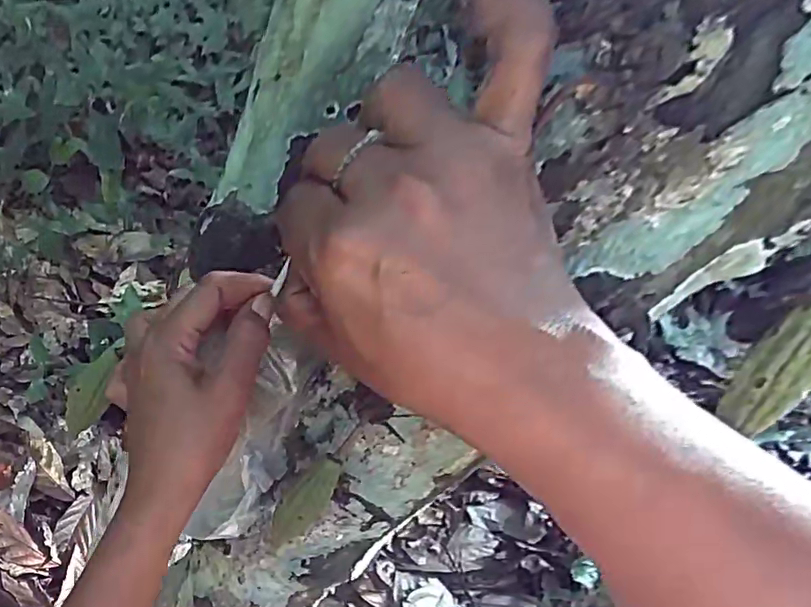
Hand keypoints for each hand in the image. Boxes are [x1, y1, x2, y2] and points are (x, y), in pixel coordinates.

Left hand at [106, 271, 274, 524]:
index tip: (273, 294)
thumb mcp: (230, 389)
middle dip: (222, 298)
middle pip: (182, 301)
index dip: (243, 284)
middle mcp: (140, 345)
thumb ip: (247, 339)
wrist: (160, 488)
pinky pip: (146, 349)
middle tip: (258, 311)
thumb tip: (260, 303)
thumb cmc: (196, 443)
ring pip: (160, 320)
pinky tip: (185, 358)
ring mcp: (131, 366)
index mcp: (163, 340)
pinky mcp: (133, 386)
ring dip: (193, 316)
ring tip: (223, 328)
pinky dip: (169, 342)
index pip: (205, 290)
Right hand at [273, 0, 595, 441]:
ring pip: (391, 93)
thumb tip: (292, 273)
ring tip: (386, 144)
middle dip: (325, 177)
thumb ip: (302, 302)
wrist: (514, 366)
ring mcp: (449, 158)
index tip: (313, 240)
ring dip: (377, 117)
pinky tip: (477, 9)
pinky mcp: (506, 145)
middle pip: (330, 150)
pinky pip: (517, 52)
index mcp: (337, 247)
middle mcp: (384, 191)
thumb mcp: (337, 347)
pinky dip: (504, 19)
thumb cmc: (418, 365)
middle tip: (343, 202)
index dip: (298, 224)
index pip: (294, 207)